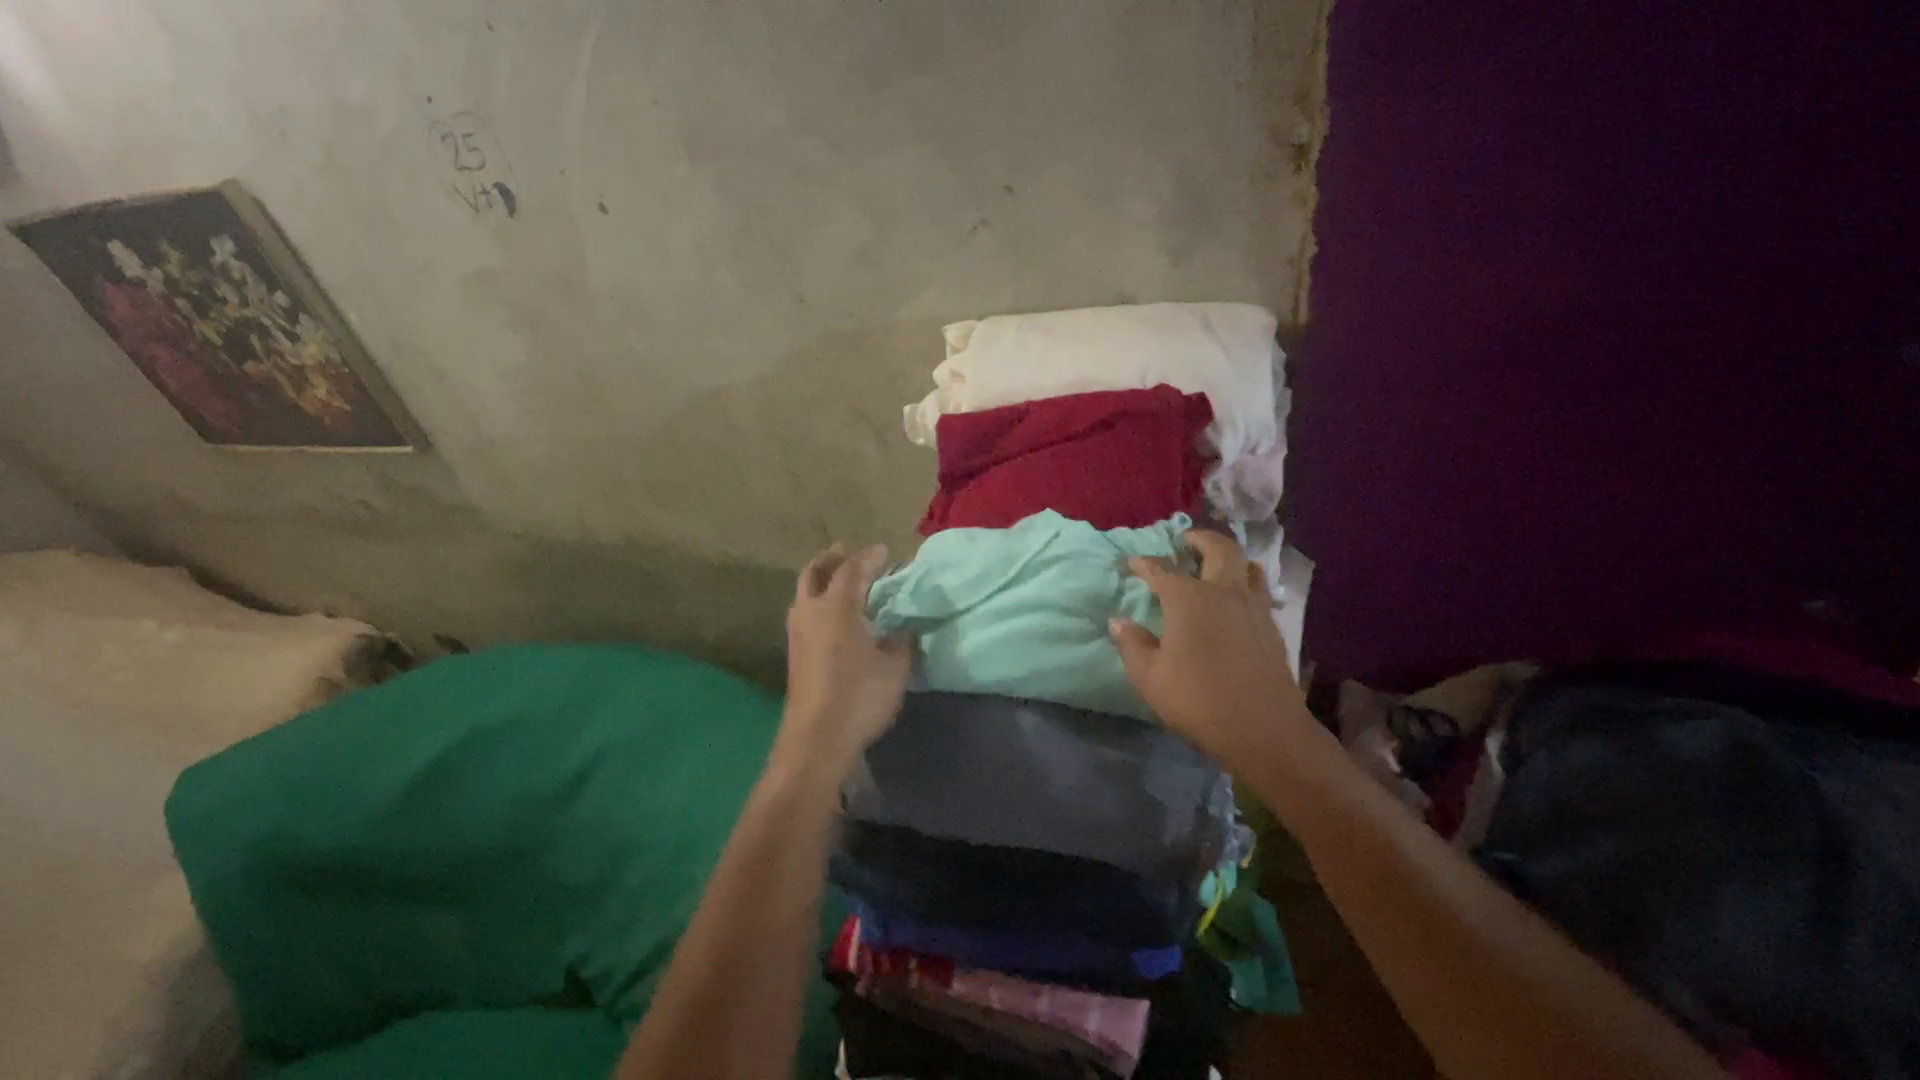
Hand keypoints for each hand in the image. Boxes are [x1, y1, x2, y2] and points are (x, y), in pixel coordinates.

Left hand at [780, 543, 912, 772]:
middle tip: (846, 552)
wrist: (816, 738)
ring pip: (804, 594)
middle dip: (831, 560)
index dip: (870, 558)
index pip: (853, 570)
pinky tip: (832, 617)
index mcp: (837, 606)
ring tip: (838, 582)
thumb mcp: (895, 667)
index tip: (884, 551)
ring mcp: (797, 634)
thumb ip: (900, 642)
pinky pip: (804, 614)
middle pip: (815, 573)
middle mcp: (811, 612)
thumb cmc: (859, 696)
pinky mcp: (794, 655)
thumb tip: (900, 631)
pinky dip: (817, 603)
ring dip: (820, 582)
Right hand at [1109, 530, 1308, 769]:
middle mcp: (1224, 592)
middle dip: (1201, 539)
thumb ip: (1132, 645)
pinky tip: (1236, 601)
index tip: (1133, 562)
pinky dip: (1245, 583)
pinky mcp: (1272, 627)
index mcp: (1189, 599)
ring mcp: (1253, 608)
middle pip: (1219, 549)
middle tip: (1186, 540)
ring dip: (1231, 558)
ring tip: (1217, 564)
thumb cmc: (1198, 700)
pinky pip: (1259, 591)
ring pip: (1248, 565)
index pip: (1162, 570)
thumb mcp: (1150, 677)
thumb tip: (1118, 622)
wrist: (1263, 728)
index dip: (1145, 564)